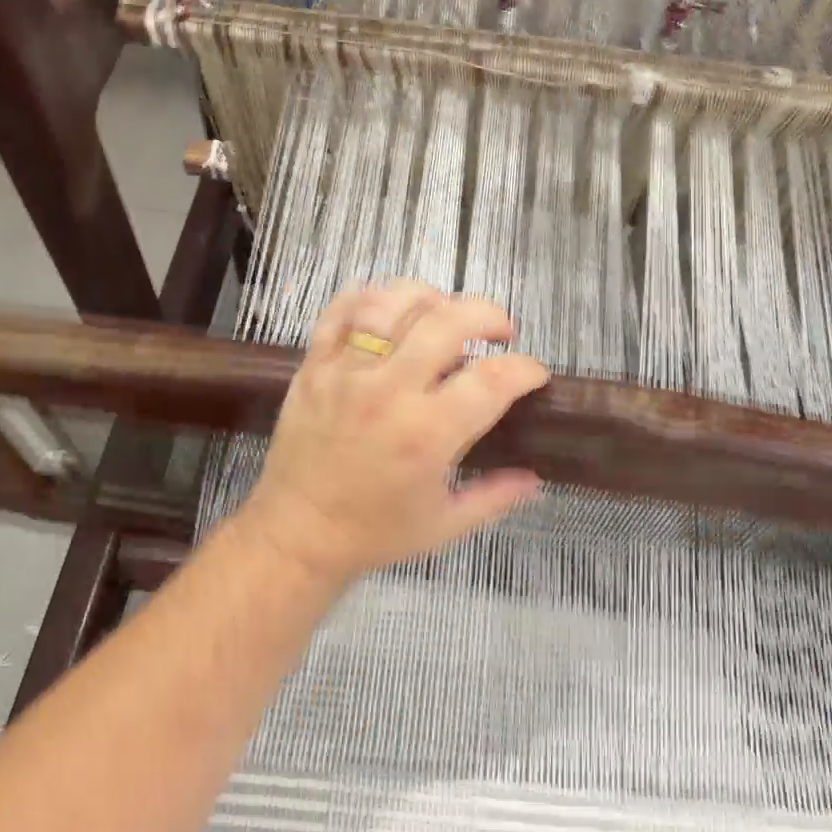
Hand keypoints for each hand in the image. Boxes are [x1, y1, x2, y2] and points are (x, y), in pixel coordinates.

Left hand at [229, 280, 550, 584]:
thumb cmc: (373, 533)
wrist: (297, 533)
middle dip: (489, 317)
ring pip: (394, 303)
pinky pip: (342, 310)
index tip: (533, 375)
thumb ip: (494, 497)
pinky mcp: (314, 366)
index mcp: (427, 434)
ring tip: (446, 314)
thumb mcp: (444, 525)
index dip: (525, 369)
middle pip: (449, 321)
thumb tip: (535, 480)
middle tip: (500, 333)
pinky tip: (392, 310)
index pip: (492, 379)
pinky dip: (371, 299)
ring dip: (432, 298)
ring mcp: (346, 372)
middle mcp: (388, 392)